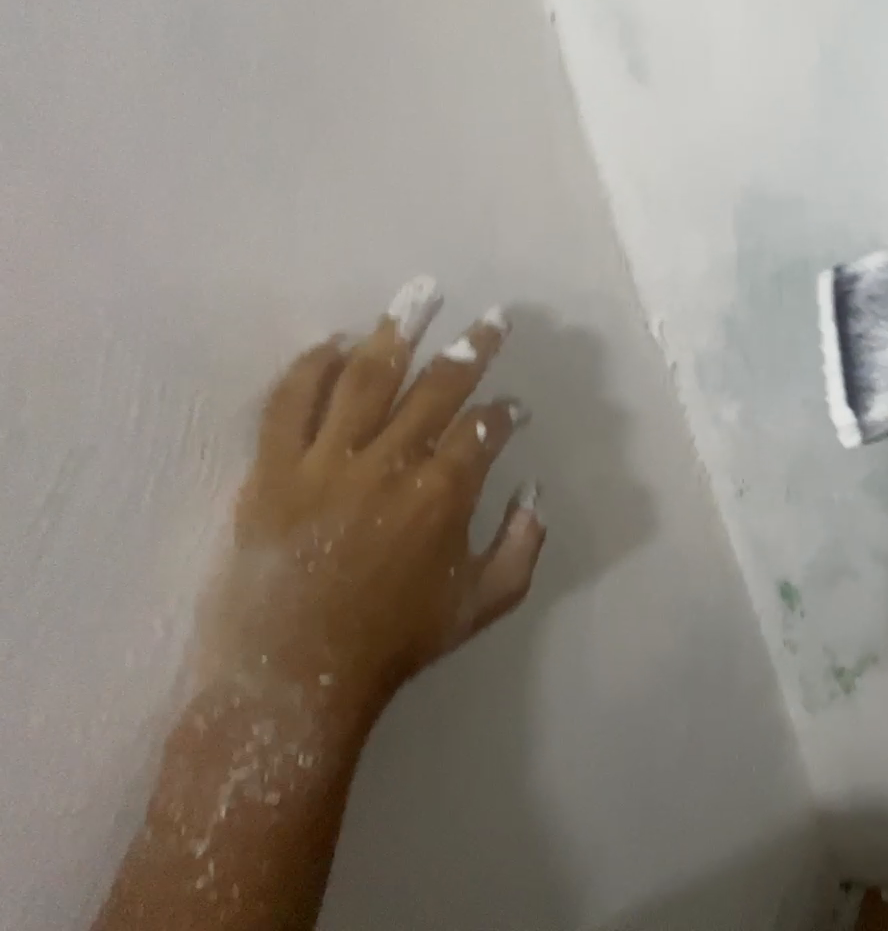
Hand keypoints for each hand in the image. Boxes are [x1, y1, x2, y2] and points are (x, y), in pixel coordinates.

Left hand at [192, 277, 545, 710]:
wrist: (293, 677)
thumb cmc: (401, 637)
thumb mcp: (490, 598)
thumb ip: (525, 541)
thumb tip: (533, 489)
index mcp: (445, 494)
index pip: (485, 428)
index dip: (505, 412)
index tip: (514, 409)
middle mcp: (390, 465)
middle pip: (437, 388)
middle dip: (472, 348)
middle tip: (494, 317)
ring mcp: (325, 465)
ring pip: (365, 379)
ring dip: (397, 332)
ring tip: (419, 294)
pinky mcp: (271, 473)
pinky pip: (288, 403)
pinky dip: (312, 366)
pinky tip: (335, 342)